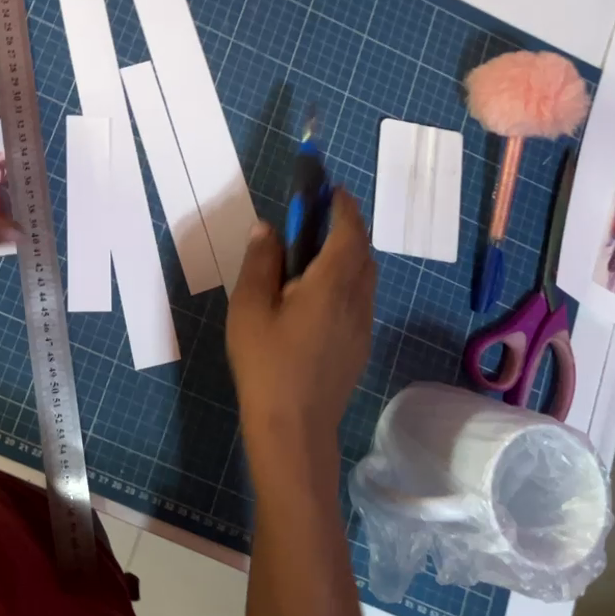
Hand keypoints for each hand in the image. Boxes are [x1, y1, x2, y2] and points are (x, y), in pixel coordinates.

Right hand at [226, 193, 376, 452]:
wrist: (293, 427)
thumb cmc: (265, 362)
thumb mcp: (250, 306)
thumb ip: (260, 262)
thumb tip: (268, 228)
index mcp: (330, 285)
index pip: (348, 234)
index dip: (342, 207)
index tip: (331, 188)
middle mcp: (355, 301)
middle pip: (363, 254)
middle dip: (347, 227)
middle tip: (319, 215)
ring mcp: (361, 327)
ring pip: (364, 278)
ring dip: (349, 254)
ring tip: (316, 250)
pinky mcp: (357, 347)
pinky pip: (359, 299)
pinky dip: (346, 279)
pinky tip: (316, 292)